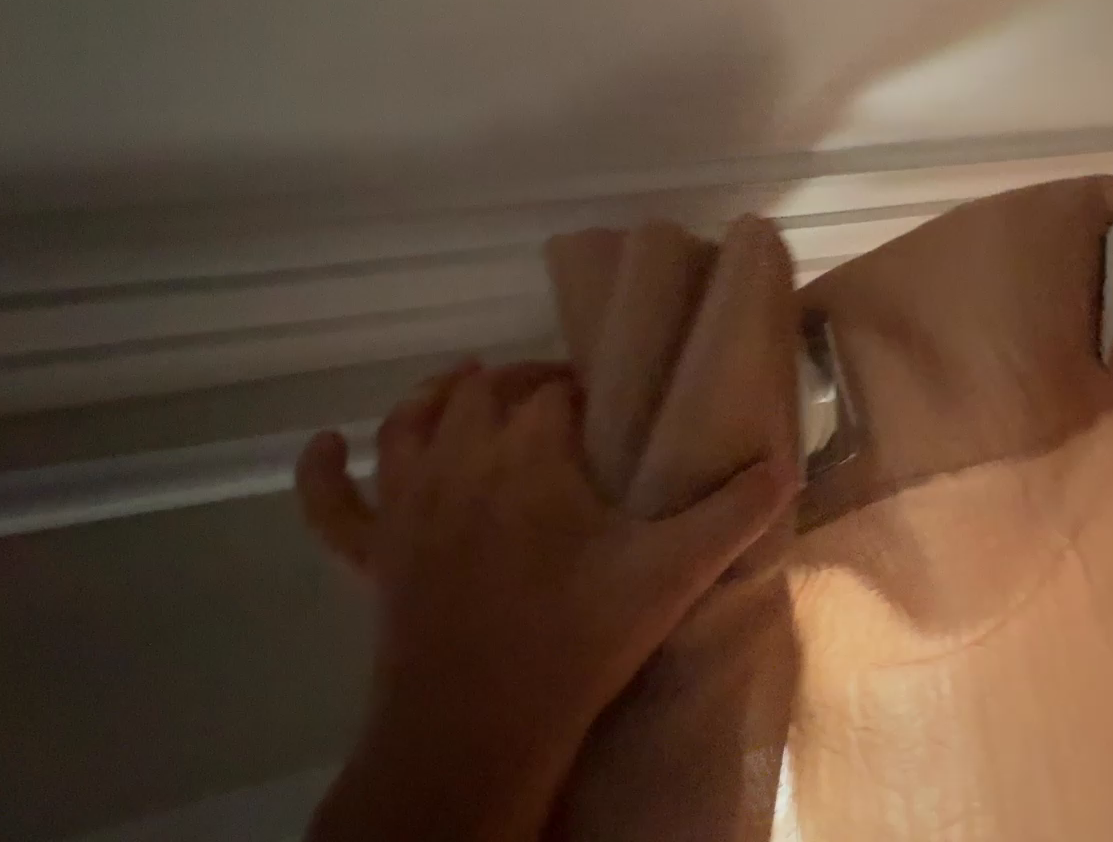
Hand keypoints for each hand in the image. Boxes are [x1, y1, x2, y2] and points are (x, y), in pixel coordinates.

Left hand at [294, 359, 797, 841]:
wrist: (478, 733)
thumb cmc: (581, 637)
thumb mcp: (675, 571)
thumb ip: (738, 513)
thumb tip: (788, 465)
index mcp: (528, 454)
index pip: (551, 388)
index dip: (581, 384)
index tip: (611, 400)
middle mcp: (459, 462)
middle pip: (481, 391)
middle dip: (521, 379)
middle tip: (562, 395)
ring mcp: (407, 507)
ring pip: (408, 423)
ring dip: (437, 395)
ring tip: (469, 382)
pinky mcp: (372, 555)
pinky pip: (330, 502)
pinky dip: (323, 469)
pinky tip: (326, 444)